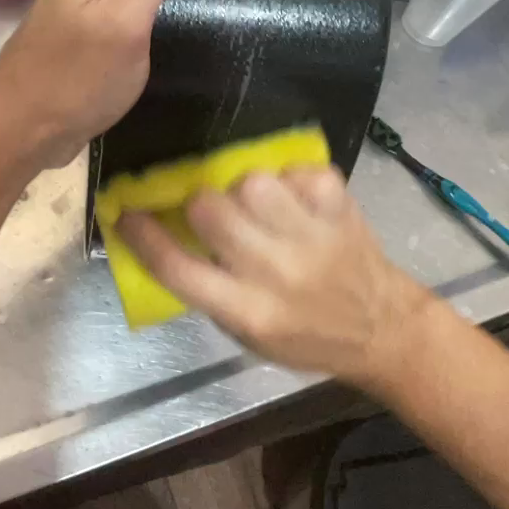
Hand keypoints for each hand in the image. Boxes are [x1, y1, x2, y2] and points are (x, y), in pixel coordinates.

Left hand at [0, 0, 195, 173]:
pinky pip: (107, 32)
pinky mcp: (66, 46)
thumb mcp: (126, 20)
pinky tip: (138, 63)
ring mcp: (66, 14)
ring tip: (171, 42)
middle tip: (192, 21)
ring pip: (121, 5)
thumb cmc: (76, 79)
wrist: (18, 135)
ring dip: (142, 22)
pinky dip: (125, 44)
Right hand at [117, 167, 435, 385]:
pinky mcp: (340, 209)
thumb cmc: (304, 336)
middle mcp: (276, 273)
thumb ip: (207, 286)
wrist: (383, 330)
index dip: (142, 234)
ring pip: (251, 183)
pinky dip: (292, 179)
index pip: (177, 268)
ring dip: (245, 187)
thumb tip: (162, 233)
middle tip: (212, 211)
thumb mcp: (248, 333)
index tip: (125, 212)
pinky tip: (296, 198)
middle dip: (200, 203)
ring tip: (257, 202)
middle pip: (209, 211)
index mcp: (247, 311)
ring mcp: (312, 238)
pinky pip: (298, 172)